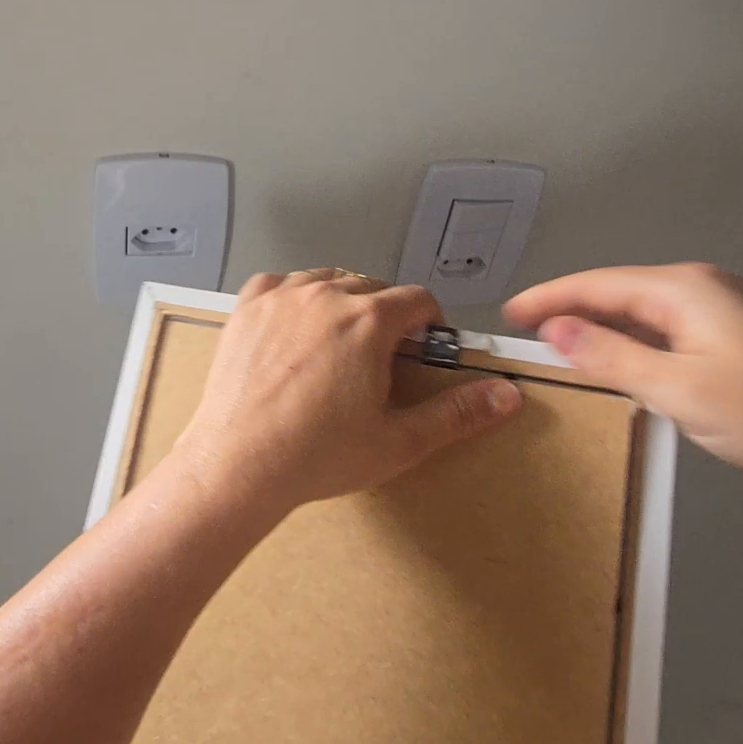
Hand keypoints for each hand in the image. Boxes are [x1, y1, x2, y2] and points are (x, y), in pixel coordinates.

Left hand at [173, 269, 523, 514]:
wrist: (238, 465)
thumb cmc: (315, 456)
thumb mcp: (398, 441)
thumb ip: (456, 413)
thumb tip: (504, 395)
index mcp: (369, 321)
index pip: (417, 298)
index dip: (429, 320)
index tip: (424, 342)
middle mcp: (326, 295)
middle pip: (372, 286)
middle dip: (386, 313)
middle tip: (382, 353)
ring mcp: (282, 298)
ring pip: (326, 278)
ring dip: (341, 299)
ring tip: (340, 338)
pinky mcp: (247, 308)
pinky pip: (278, 282)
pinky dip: (292, 293)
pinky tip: (294, 320)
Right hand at [504, 263, 742, 504]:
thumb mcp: (678, 390)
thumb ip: (611, 356)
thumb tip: (554, 329)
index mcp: (684, 289)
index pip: (597, 284)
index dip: (549, 298)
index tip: (508, 313)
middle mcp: (703, 287)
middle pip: (619, 292)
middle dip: (571, 310)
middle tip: (527, 335)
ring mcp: (727, 309)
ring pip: (644, 311)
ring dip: (601, 326)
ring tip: (561, 347)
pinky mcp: (741, 335)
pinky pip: (667, 328)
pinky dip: (633, 341)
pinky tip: (622, 361)